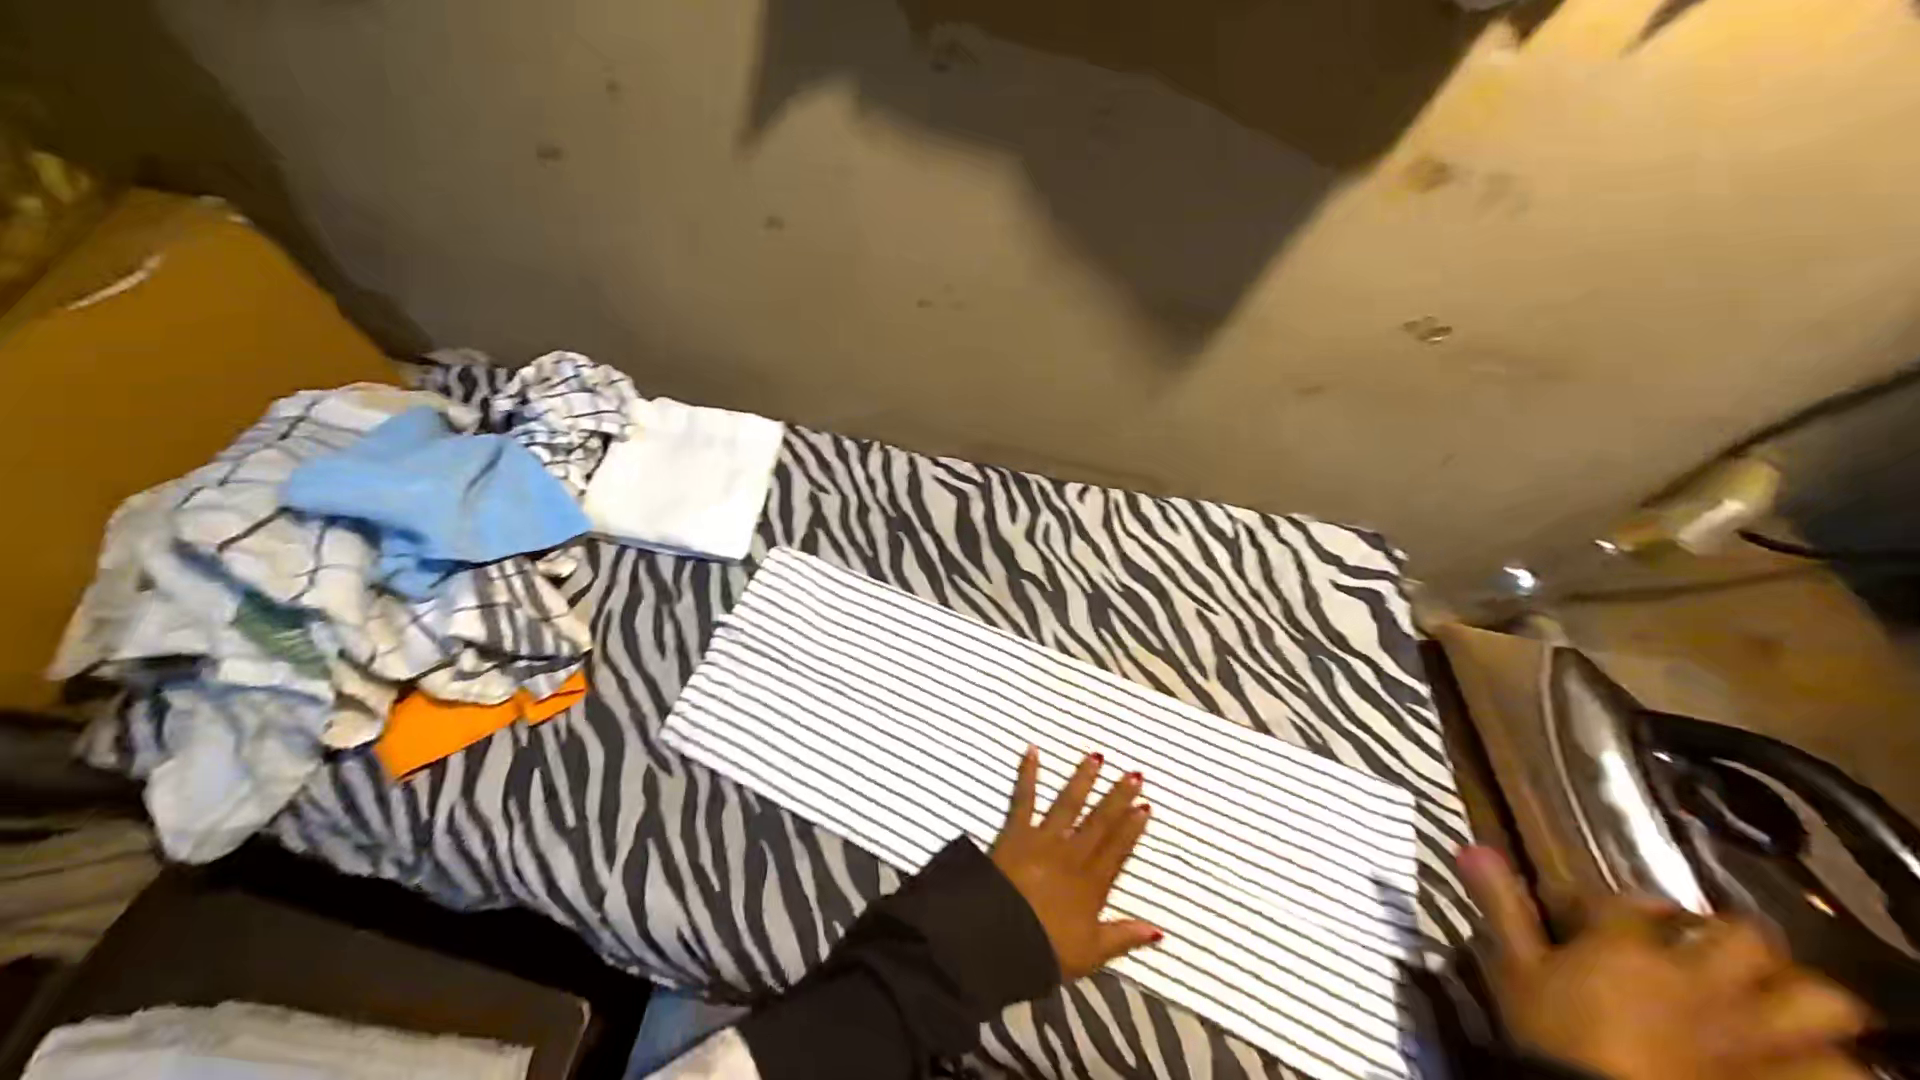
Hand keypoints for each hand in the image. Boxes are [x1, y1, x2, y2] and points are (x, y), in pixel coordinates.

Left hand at [989, 748, 1160, 980]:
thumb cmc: (1044, 949)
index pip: (1117, 850)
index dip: (1132, 829)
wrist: (999, 937)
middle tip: (1133, 774)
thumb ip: (1124, 937)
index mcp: (1091, 885)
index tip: (1145, 806)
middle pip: (1099, 823)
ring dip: (1083, 780)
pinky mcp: (1016, 832)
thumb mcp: (1091, 953)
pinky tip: (1032, 750)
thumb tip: (1160, 930)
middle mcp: (1072, 855)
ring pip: (1069, 805)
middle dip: (1117, 798)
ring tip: (1095, 757)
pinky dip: (1027, 773)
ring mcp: (1044, 840)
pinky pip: (1023, 798)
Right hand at [1459, 846, 1871, 1079]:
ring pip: (1819, 999)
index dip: (1631, 904)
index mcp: (1629, 947)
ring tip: (1768, 1001)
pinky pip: (1845, 1069)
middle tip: (1704, 947)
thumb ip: (1502, 907)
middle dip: (1730, 936)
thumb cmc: (1552, 1033)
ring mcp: (1756, 1035)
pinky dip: (1828, 1061)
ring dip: (1796, 997)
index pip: (1635, 902)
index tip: (1612, 916)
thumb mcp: (1514, 967)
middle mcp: (1701, 980)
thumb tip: (1473, 848)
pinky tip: (1799, 1059)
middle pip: (1744, 936)